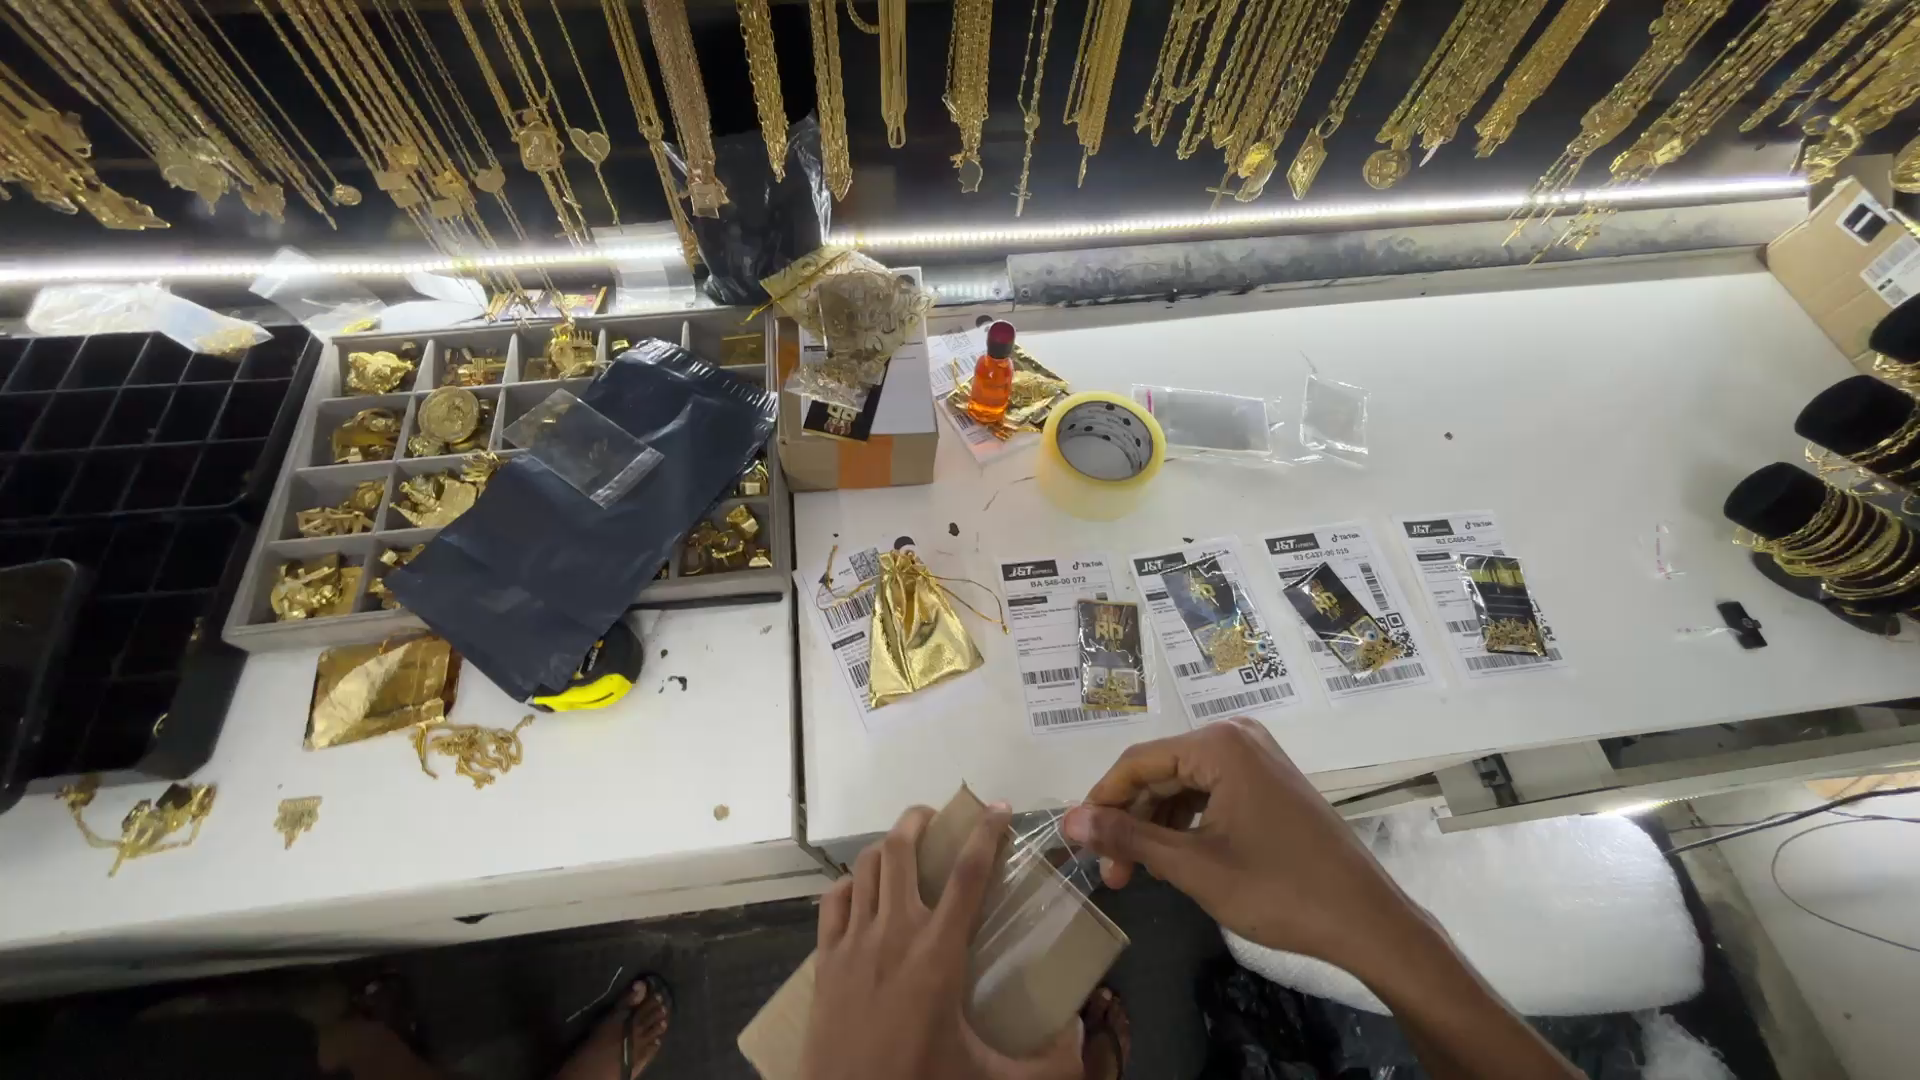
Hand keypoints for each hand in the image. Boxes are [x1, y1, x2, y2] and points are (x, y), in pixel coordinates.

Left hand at [802, 805, 1082, 1079]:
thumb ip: (1047, 1067)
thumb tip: (1083, 1038)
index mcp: (938, 953)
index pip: (969, 874)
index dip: (986, 833)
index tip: (1000, 808)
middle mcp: (895, 931)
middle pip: (901, 849)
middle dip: (920, 820)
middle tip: (939, 818)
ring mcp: (854, 941)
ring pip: (866, 865)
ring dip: (886, 845)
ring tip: (904, 845)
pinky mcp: (825, 958)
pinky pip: (834, 899)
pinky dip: (850, 883)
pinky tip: (864, 891)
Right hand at [1062, 717, 1421, 978]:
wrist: (1368, 922)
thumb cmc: (1278, 890)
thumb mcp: (1192, 865)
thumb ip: (1127, 837)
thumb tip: (1070, 820)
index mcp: (1218, 744)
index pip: (1137, 762)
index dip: (1102, 800)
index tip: (1078, 840)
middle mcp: (1235, 737)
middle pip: (1160, 771)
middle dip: (1130, 821)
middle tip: (1110, 871)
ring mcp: (1255, 757)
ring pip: (1182, 784)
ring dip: (1155, 826)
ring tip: (1136, 873)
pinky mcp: (1267, 781)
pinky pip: (1209, 792)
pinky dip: (1185, 823)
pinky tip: (1172, 857)